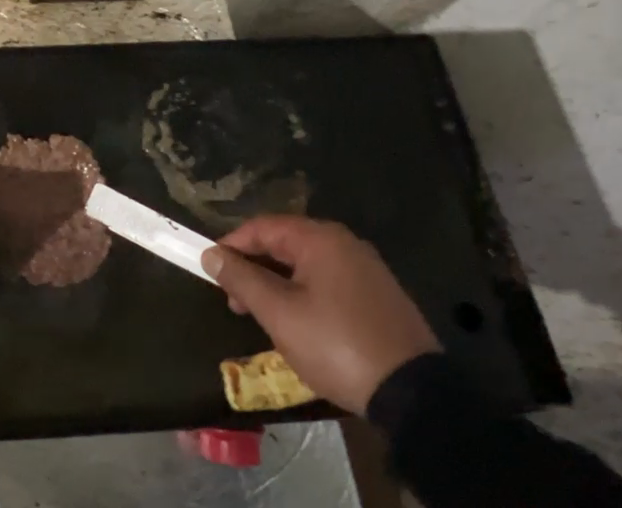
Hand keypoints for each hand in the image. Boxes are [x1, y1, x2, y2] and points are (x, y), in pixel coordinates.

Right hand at [201, 216, 439, 414]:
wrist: (413, 393)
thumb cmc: (335, 344)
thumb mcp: (279, 313)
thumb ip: (242, 279)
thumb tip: (211, 255)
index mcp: (321, 239)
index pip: (262, 227)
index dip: (231, 245)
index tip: (209, 269)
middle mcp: (346, 244)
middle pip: (285, 243)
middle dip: (253, 268)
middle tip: (235, 302)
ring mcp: (367, 270)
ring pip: (307, 265)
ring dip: (277, 284)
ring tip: (261, 316)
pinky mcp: (379, 296)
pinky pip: (329, 282)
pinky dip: (304, 293)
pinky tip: (298, 322)